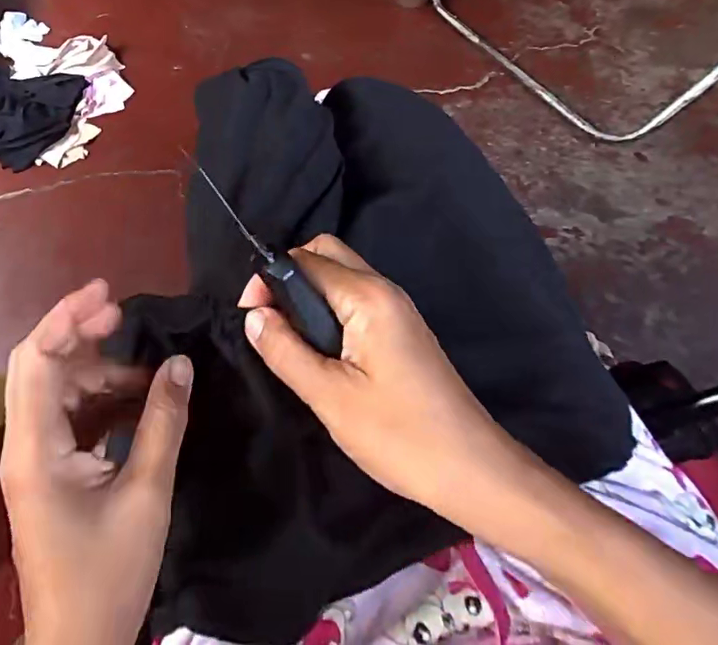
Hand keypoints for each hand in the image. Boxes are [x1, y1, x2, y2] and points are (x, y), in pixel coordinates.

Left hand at [0, 280, 192, 644]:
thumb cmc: (108, 574)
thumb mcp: (146, 492)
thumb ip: (162, 420)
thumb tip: (180, 363)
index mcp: (35, 449)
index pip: (38, 361)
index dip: (67, 317)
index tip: (109, 292)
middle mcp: (25, 445)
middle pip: (42, 365)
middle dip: (82, 332)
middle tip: (129, 316)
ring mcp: (36, 458)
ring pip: (60, 387)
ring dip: (102, 368)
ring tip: (151, 369)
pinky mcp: (51, 469)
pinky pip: (74, 413)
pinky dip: (105, 396)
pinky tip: (142, 398)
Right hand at [238, 235, 519, 516]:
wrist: (468, 464)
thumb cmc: (398, 434)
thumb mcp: (330, 397)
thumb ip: (286, 351)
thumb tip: (254, 315)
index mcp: (368, 297)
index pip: (307, 259)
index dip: (270, 278)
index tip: (248, 315)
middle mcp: (385, 289)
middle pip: (327, 254)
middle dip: (290, 274)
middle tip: (268, 322)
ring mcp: (397, 307)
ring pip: (342, 276)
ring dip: (309, 294)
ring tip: (288, 340)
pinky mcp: (401, 327)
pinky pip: (357, 298)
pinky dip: (330, 308)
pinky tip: (319, 349)